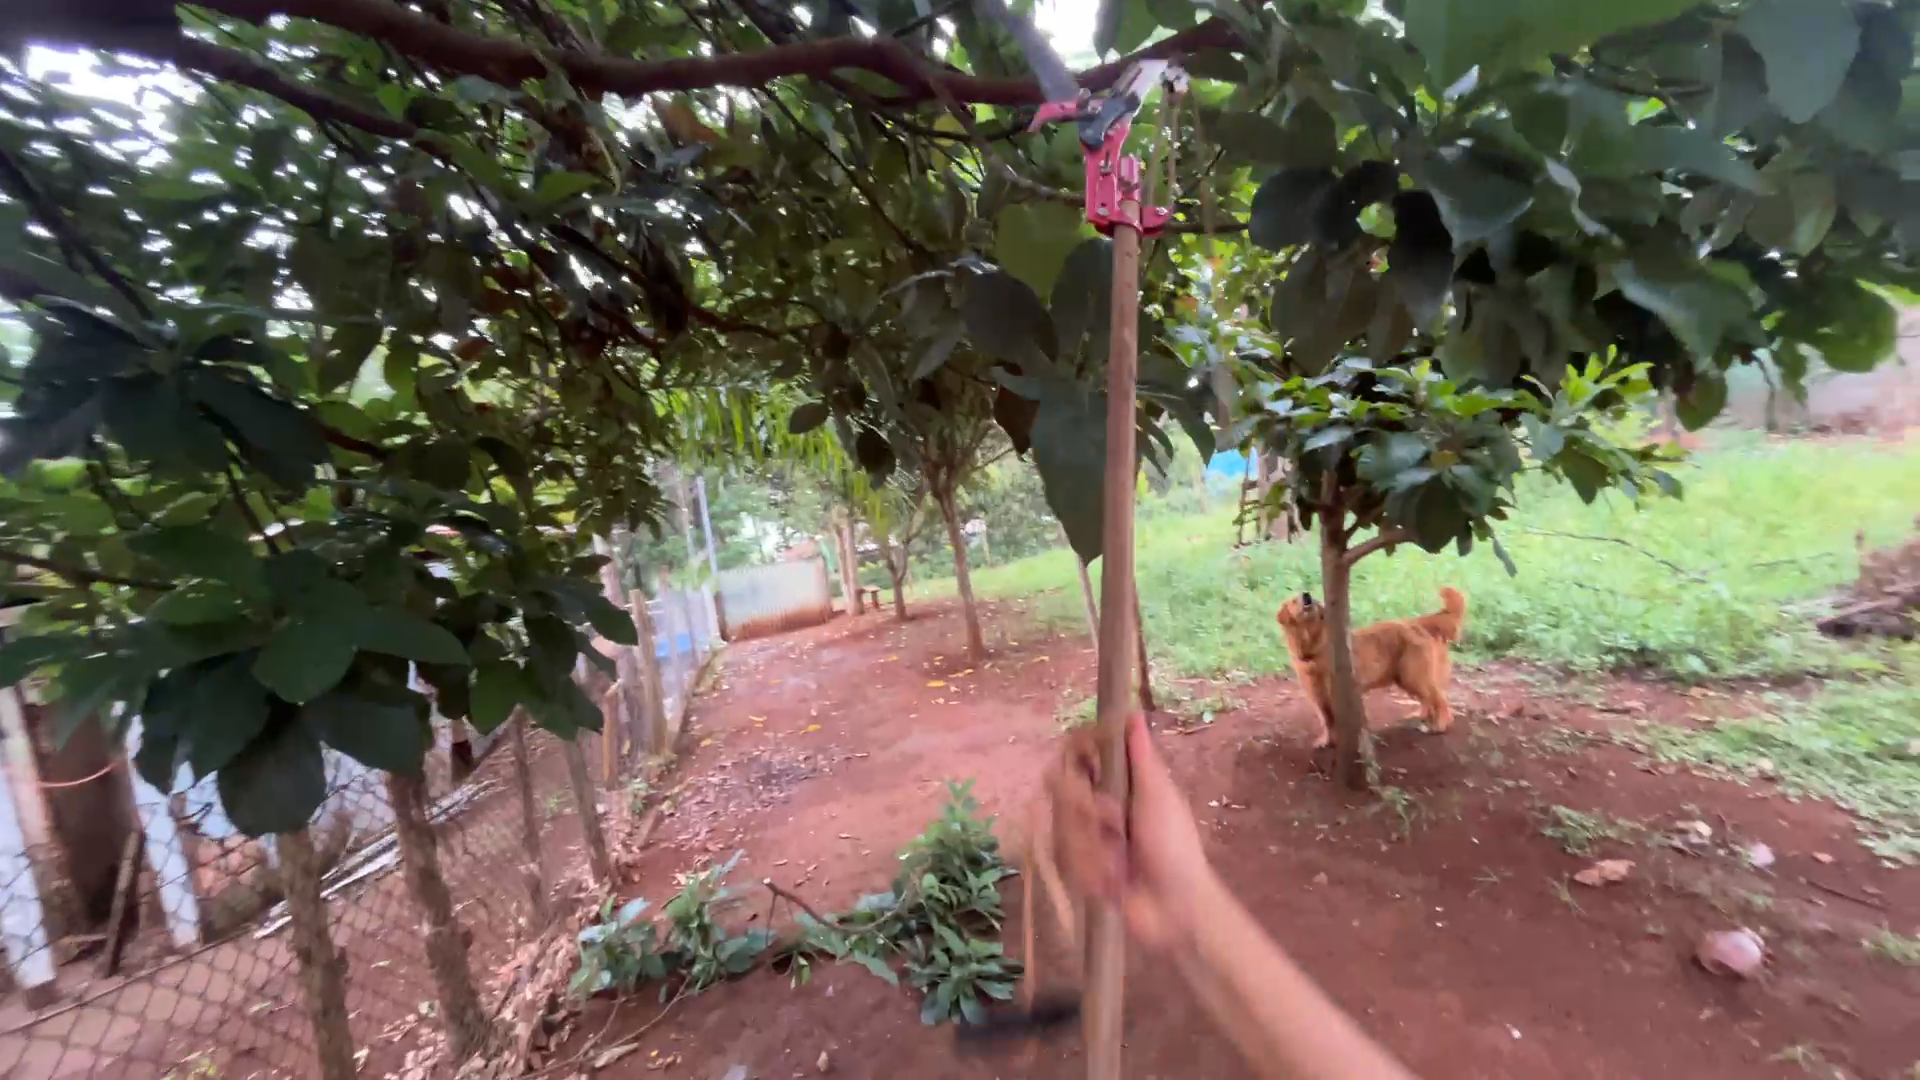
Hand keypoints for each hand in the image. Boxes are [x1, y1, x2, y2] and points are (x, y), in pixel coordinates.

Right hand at [1048, 713, 1214, 950]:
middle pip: (1060, 786)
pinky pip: (1062, 857)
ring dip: (1091, 845)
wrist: (1174, 909)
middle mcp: (1095, 804)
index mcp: (1117, 782)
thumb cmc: (1173, 846)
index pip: (1077, 754)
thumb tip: (1133, 711)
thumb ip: (1140, 755)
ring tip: (1118, 861)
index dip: (1074, 754)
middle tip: (1113, 823)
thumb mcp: (1159, 795)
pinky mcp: (1077, 866)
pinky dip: (1088, 869)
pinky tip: (1109, 881)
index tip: (1080, 759)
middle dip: (1084, 809)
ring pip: (1060, 824)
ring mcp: (1085, 836)